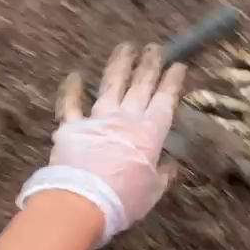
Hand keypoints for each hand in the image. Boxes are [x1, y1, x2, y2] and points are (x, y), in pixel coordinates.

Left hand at [17, 43, 183, 246]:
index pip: (165, 100)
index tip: (178, 65)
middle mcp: (126, 119)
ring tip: (125, 48)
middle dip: (149, 65)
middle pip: (140, 85)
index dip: (172, 81)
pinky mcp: (72, 127)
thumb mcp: (152, 191)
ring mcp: (98, 119)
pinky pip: (71, 104)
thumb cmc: (124, 200)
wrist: (83, 202)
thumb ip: (162, 176)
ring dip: (119, 65)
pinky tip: (74, 75)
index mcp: (150, 133)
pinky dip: (72, 90)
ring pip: (110, 85)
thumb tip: (171, 167)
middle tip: (155, 47)